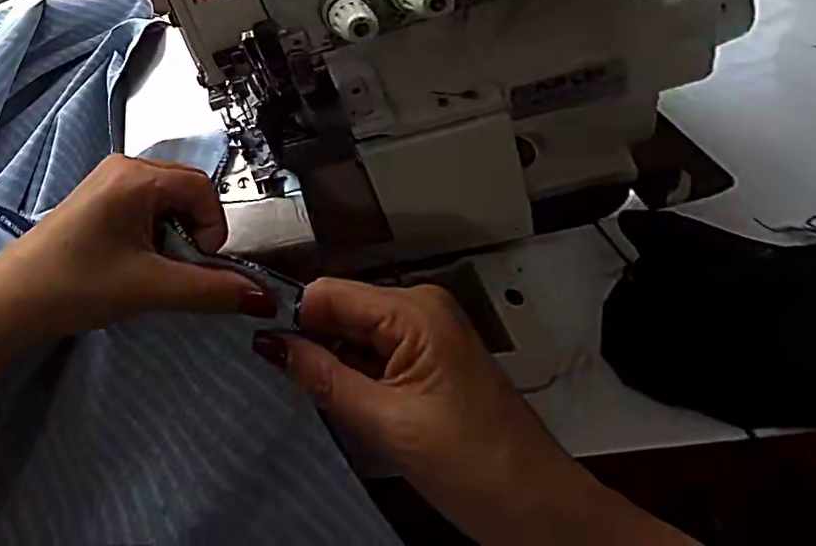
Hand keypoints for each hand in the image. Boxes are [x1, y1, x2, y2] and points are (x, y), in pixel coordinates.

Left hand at [0, 155, 273, 417]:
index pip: (203, 187)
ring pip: (167, 198)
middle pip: (187, 188)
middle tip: (174, 266)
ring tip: (149, 266)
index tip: (197, 262)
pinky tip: (133, 260)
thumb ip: (211, 289)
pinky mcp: (99, 198)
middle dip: (193, 229)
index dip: (211, 228)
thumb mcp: (151, 288)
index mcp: (134, 177)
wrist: (16, 296)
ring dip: (172, 232)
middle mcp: (122, 168)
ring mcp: (107, 180)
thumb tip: (258, 295)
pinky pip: (145, 204)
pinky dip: (153, 231)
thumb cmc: (75, 282)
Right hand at [253, 280, 692, 544]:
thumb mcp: (386, 424)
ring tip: (314, 391)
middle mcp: (418, 305)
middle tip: (286, 377)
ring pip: (349, 328)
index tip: (263, 346)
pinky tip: (346, 396)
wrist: (553, 522)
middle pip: (336, 307)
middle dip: (310, 340)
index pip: (325, 293)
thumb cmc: (483, 472)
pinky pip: (369, 345)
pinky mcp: (425, 350)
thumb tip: (267, 342)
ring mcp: (424, 327)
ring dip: (329, 357)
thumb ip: (321, 376)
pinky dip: (351, 368)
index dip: (291, 317)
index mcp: (414, 310)